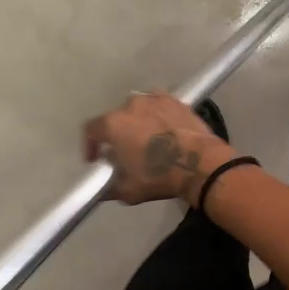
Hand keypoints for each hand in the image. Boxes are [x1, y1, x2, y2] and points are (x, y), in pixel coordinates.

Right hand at [83, 92, 232, 204]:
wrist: (198, 162)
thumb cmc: (158, 176)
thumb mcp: (127, 191)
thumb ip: (108, 187)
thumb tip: (103, 188)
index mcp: (113, 124)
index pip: (91, 129)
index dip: (90, 145)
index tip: (96, 158)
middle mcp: (131, 105)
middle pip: (115, 118)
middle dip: (116, 134)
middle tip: (124, 151)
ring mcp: (154, 99)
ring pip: (138, 109)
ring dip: (137, 121)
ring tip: (146, 138)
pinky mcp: (175, 100)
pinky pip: (158, 104)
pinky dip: (157, 114)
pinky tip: (163, 127)